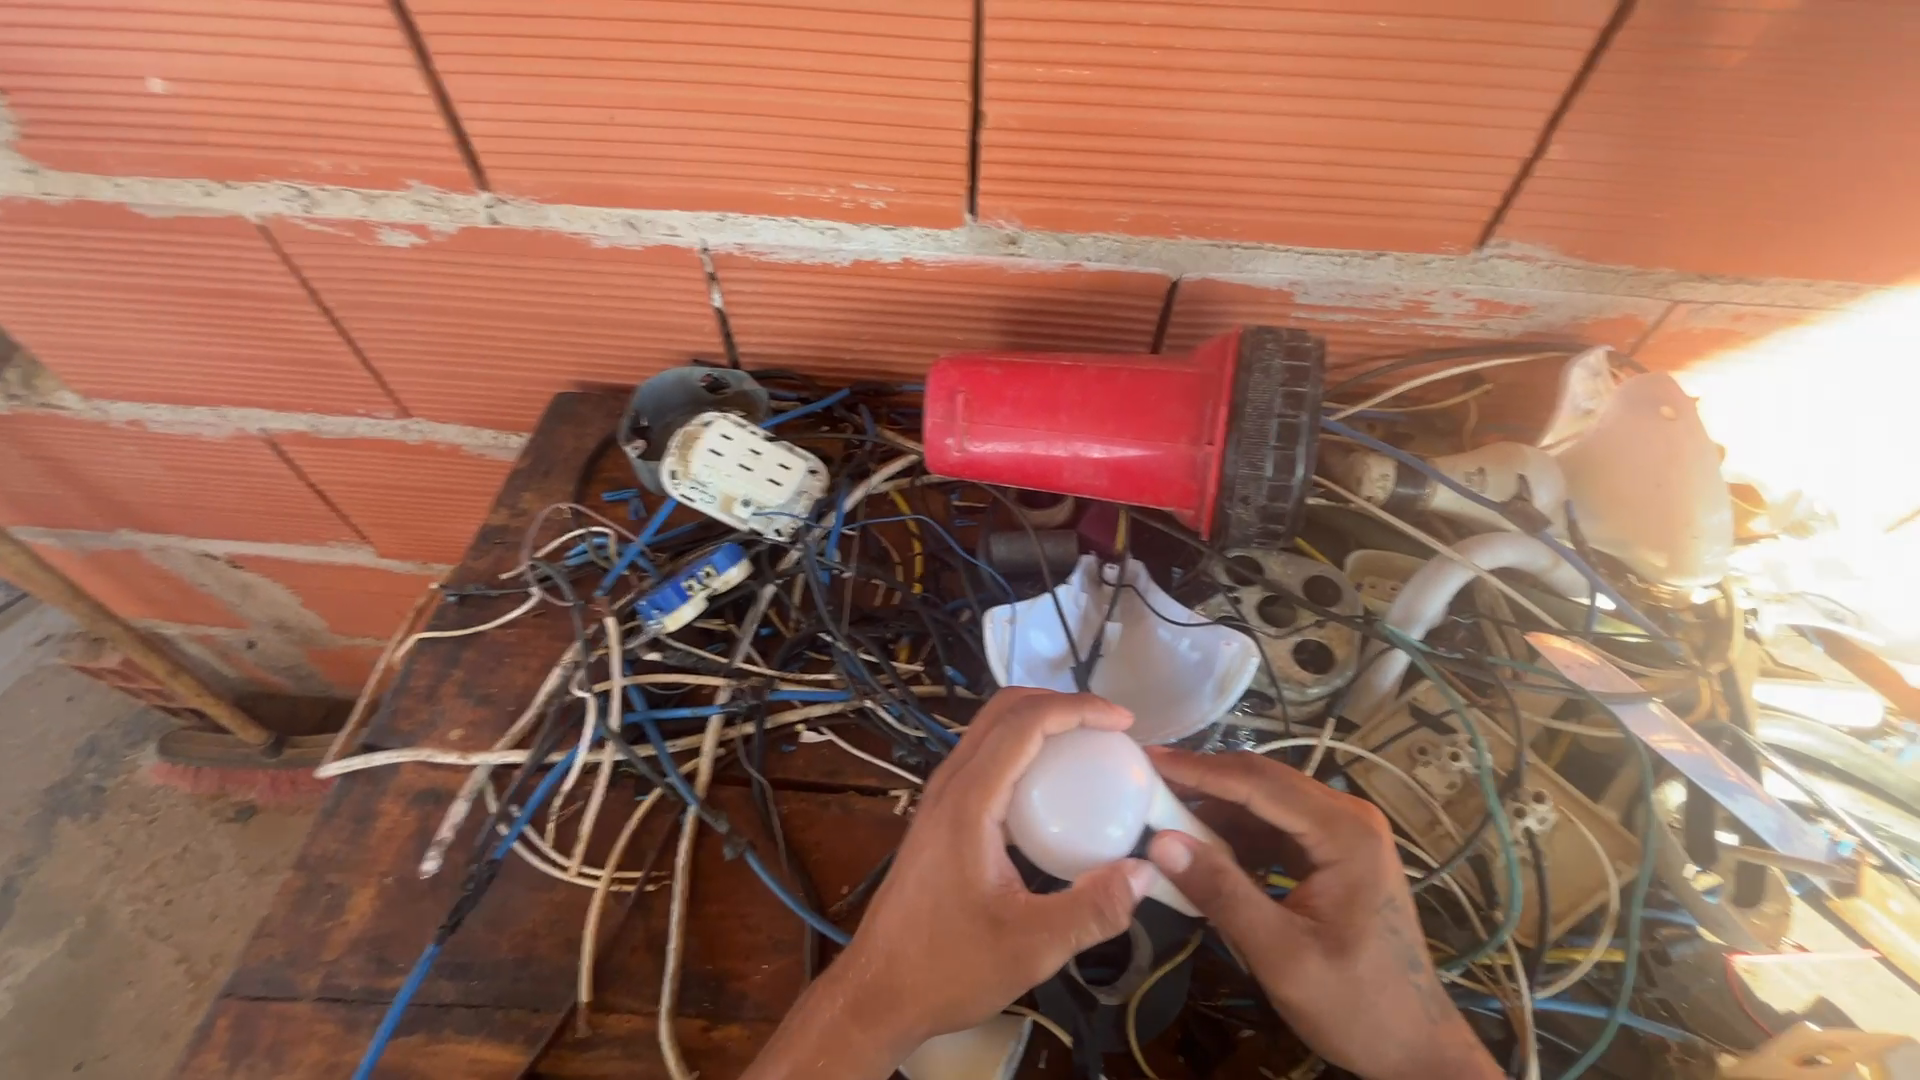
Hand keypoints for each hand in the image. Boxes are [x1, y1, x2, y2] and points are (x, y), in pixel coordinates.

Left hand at [743, 689, 1155, 1079]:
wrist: (878, 992)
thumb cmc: (948, 968)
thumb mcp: (1032, 947)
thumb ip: (1093, 909)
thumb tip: (1147, 871)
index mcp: (969, 801)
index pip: (1024, 724)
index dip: (1076, 709)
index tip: (1123, 722)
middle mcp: (950, 785)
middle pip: (1003, 711)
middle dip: (1059, 703)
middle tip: (1109, 727)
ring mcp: (940, 797)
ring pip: (990, 730)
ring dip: (1038, 721)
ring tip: (1087, 744)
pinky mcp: (940, 815)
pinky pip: (984, 758)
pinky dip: (1022, 749)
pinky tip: (1051, 787)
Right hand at [1145, 749, 1499, 1079]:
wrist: (1416, 1051)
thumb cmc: (1356, 1006)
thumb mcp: (1280, 955)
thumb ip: (1221, 894)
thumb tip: (1160, 842)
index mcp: (1344, 832)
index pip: (1257, 782)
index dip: (1198, 768)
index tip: (1146, 759)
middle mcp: (1347, 817)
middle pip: (1261, 781)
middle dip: (1202, 780)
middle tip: (1145, 778)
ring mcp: (1343, 833)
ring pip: (1264, 801)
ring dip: (1215, 807)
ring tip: (1162, 811)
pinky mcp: (1333, 853)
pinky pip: (1274, 827)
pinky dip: (1235, 832)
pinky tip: (1201, 847)